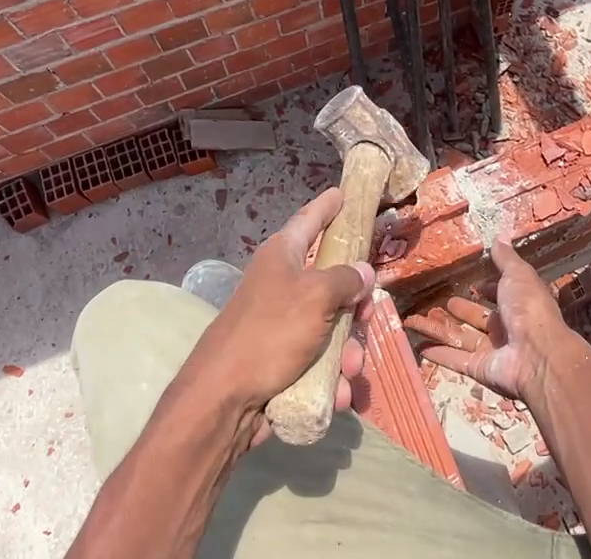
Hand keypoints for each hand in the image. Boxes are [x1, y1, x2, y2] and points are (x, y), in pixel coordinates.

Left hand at [182, 188, 374, 441]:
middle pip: (332, 280)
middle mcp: (281, 282)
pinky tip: (335, 392)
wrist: (223, 400)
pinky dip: (330, 375)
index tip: (345, 192)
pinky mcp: (282, 357)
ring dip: (347, 350)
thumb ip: (346, 280)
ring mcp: (281, 322)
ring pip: (331, 325)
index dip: (329, 205)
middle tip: (367, 317)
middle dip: (356, 306)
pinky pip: (318, 359)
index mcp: (284, 255)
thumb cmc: (269, 333)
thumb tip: (362, 271)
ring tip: (349, 371)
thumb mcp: (316, 298)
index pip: (310, 218)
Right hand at [405, 240, 573, 404]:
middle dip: (462, 310)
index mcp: (517, 304)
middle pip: (477, 317)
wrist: (538, 355)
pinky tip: (420, 347)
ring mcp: (492, 349)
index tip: (473, 284)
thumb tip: (500, 236)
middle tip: (444, 301)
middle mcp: (506, 327)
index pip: (499, 295)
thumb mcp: (518, 274)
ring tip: (418, 319)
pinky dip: (438, 354)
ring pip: (460, 337)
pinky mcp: (479, 368)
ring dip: (440, 330)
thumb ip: (505, 258)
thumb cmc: (529, 308)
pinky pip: (455, 359)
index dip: (487, 289)